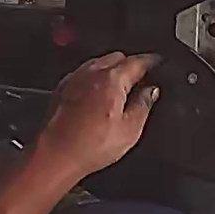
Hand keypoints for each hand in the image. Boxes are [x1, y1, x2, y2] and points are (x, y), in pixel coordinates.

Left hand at [29, 52, 160, 183]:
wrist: (56, 155)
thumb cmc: (89, 146)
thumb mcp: (129, 130)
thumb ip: (144, 105)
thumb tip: (151, 91)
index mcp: (112, 79)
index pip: (138, 61)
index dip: (152, 61)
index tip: (159, 62)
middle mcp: (91, 73)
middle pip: (117, 57)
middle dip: (131, 64)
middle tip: (141, 79)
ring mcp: (75, 79)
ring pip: (99, 63)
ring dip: (112, 70)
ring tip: (120, 89)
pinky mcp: (62, 88)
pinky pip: (84, 74)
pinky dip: (94, 78)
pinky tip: (98, 95)